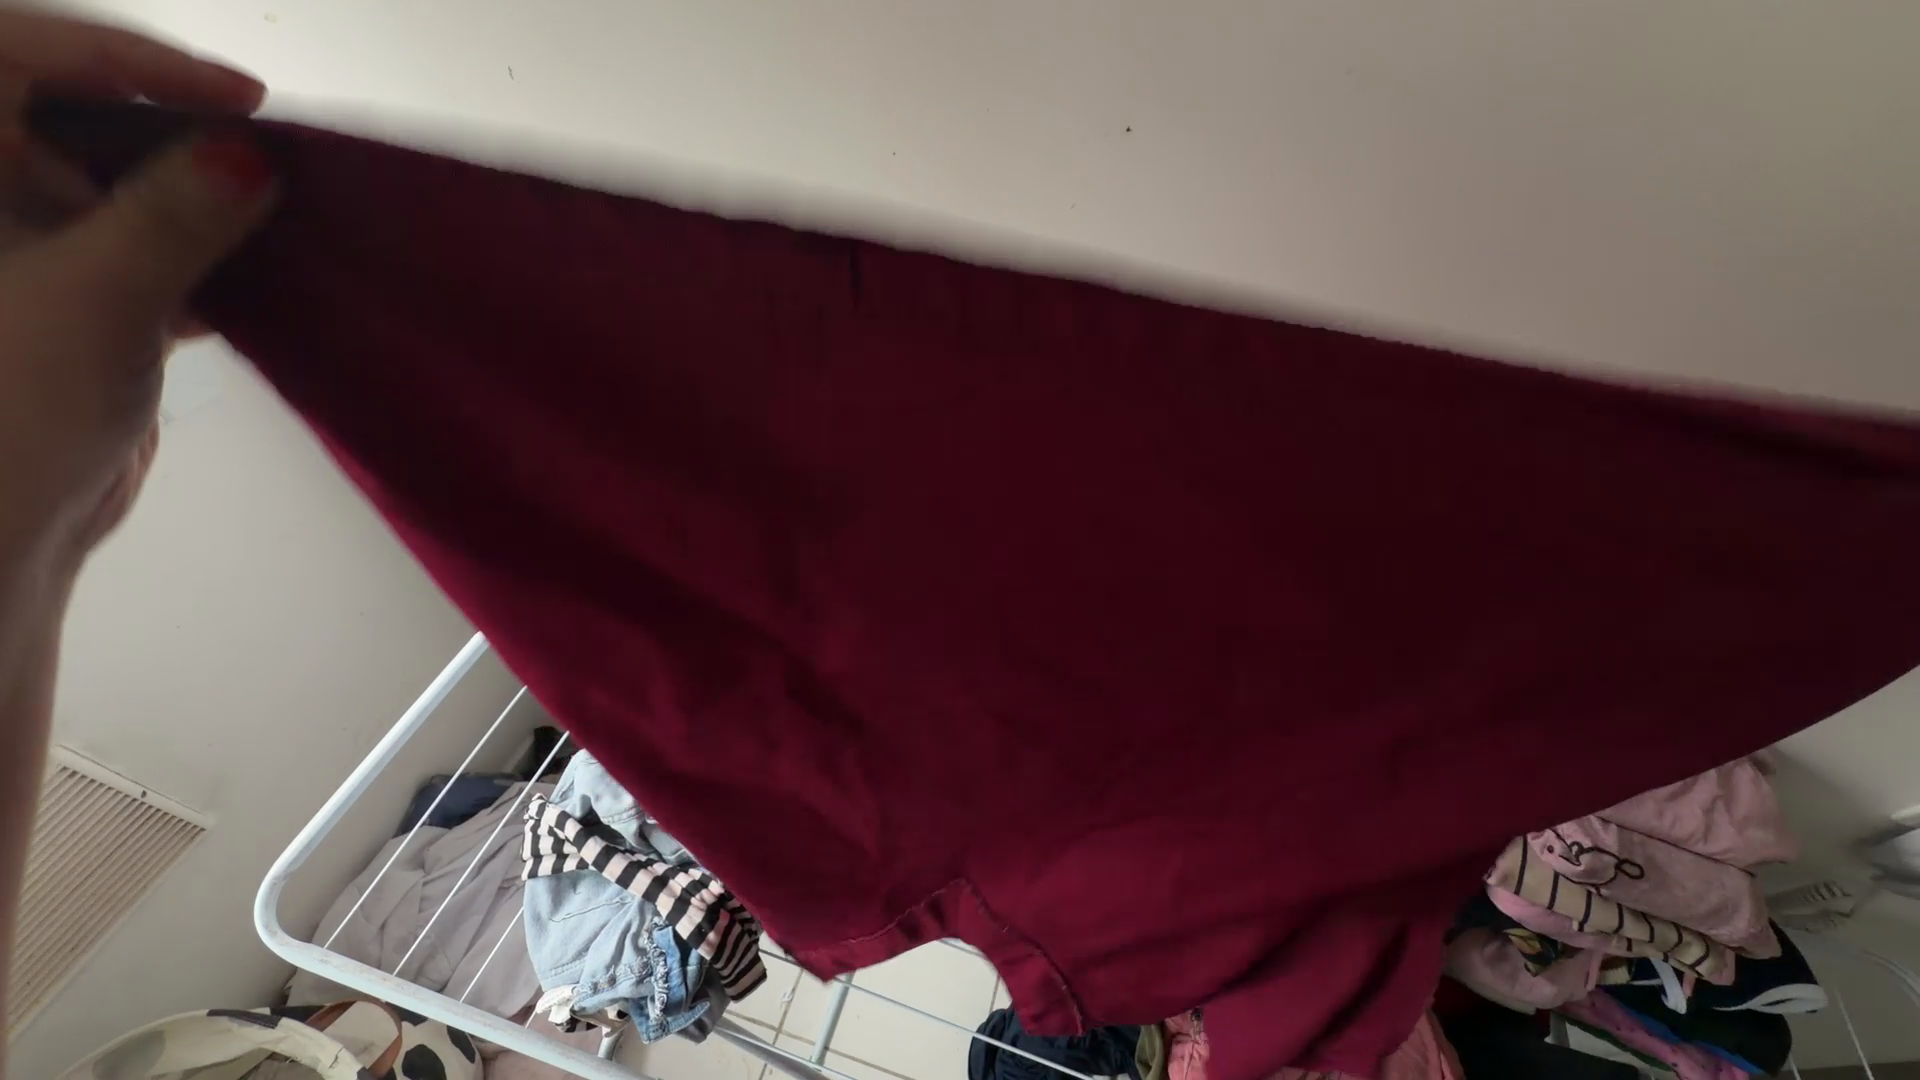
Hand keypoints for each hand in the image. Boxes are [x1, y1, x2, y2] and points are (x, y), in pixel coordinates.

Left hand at [0, 10, 271, 568]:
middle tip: (274, 160)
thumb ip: (171, 219)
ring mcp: (24, 242)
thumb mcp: (96, 298)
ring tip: (286, 210)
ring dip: (208, 197)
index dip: (128, 60)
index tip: (246, 100)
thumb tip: (252, 153)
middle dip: (181, 131)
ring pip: (128, 185)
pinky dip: (210, 252)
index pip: (13, 54)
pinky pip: (152, 245)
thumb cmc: (10, 401)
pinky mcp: (78, 292)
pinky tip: (264, 270)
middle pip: (78, 114)